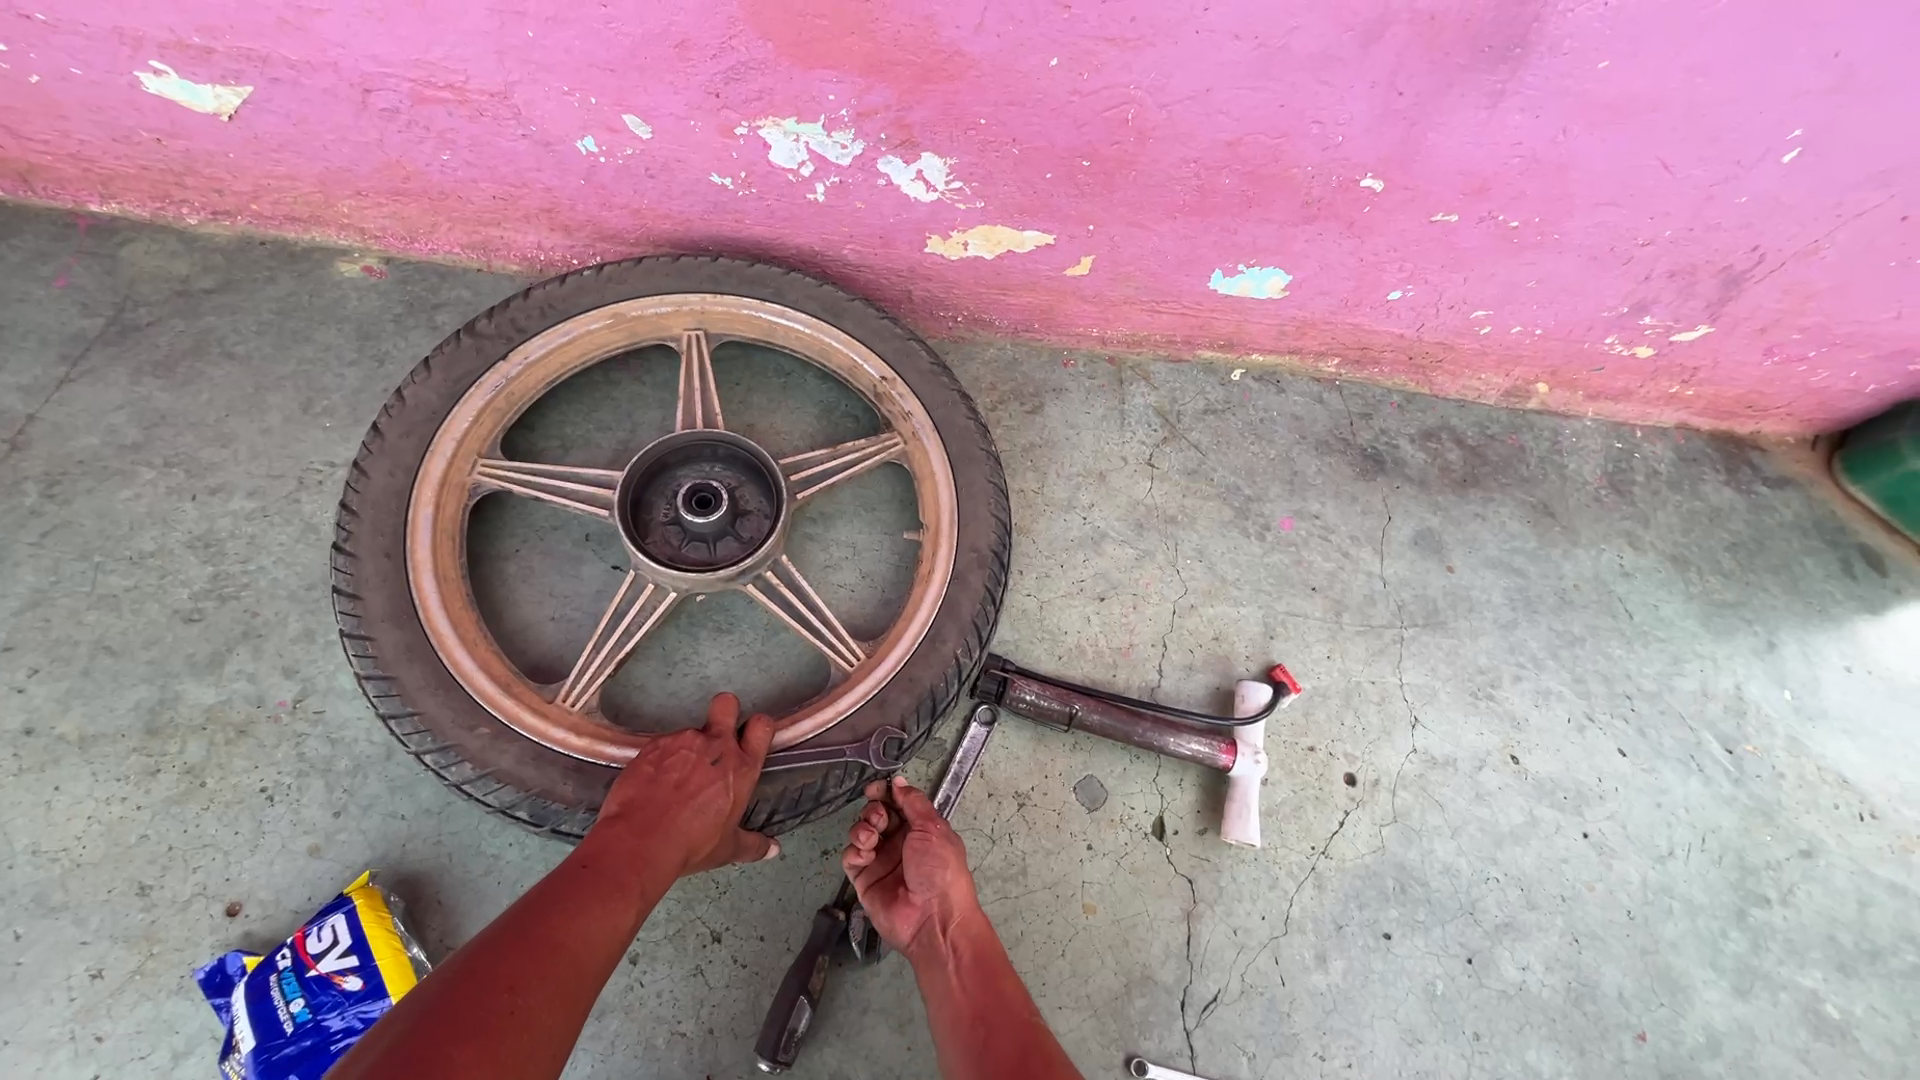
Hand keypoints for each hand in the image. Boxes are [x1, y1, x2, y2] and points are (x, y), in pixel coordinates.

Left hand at [593, 692, 778, 875]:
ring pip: (689, 731)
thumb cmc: (690, 845)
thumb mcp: (728, 848)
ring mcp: (682, 742)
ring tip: (673, 778)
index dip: (757, 726)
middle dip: (724, 712)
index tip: (750, 736)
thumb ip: (753, 844)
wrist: (640, 842)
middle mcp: (715, 746)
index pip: (762, 726)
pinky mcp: (653, 746)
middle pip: (727, 704)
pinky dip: (659, 759)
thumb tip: (772, 850)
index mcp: (741, 768)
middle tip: (715, 735)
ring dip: (685, 748)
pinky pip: (661, 744)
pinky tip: (651, 783)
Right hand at [841, 776, 979, 957]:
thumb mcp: (932, 828)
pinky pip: (851, 857)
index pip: (897, 803)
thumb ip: (913, 802)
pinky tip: (865, 854)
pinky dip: (855, 850)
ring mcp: (881, 861)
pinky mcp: (864, 880)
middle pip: (877, 815)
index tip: (875, 789)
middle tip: (879, 819)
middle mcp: (899, 843)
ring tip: (872, 837)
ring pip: (861, 833)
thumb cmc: (940, 869)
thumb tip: (899, 781)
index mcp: (920, 829)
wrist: (933, 918)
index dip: (885, 793)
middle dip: (874, 810)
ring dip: (863, 828)